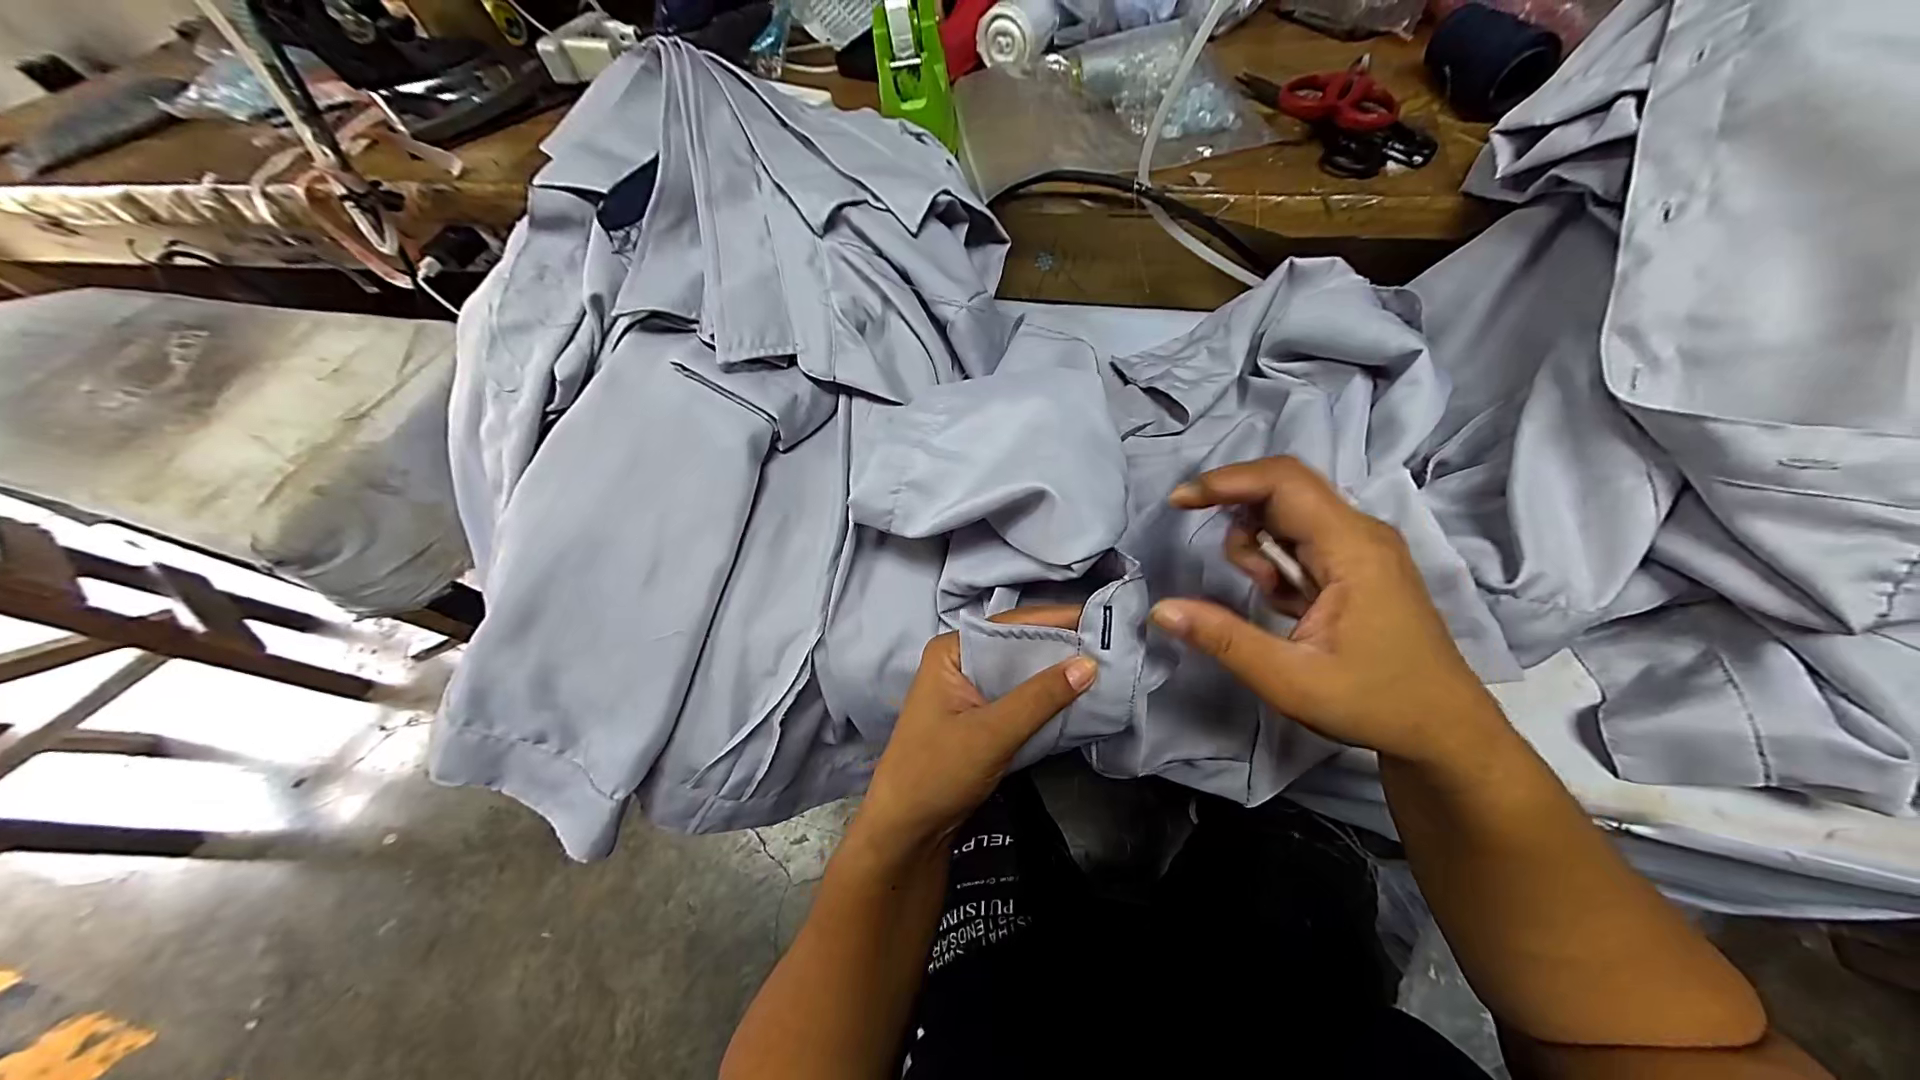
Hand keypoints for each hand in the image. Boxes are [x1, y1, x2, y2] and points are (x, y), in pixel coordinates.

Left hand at [856, 609, 1094, 852]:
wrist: (908, 830)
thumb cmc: (937, 772)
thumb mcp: (992, 733)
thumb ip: (1040, 698)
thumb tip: (1090, 665)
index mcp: (951, 651)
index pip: (1010, 624)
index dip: (1057, 619)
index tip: (1102, 617)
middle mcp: (959, 662)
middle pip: (1017, 644)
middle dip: (1061, 644)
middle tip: (1112, 641)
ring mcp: (969, 690)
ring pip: (1020, 671)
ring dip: (1056, 671)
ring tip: (1106, 663)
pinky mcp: (980, 716)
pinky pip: (1019, 695)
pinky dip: (1046, 696)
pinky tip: (1078, 695)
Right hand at [1150, 456, 1505, 767]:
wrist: (1445, 729)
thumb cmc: (1374, 702)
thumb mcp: (1289, 679)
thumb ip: (1223, 639)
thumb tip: (1160, 610)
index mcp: (1352, 549)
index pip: (1284, 482)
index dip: (1227, 481)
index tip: (1180, 502)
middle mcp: (1361, 534)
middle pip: (1284, 490)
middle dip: (1239, 517)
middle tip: (1228, 569)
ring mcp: (1363, 547)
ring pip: (1289, 514)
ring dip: (1258, 546)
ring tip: (1268, 598)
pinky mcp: (1358, 564)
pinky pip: (1302, 538)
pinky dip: (1276, 561)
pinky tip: (1286, 602)